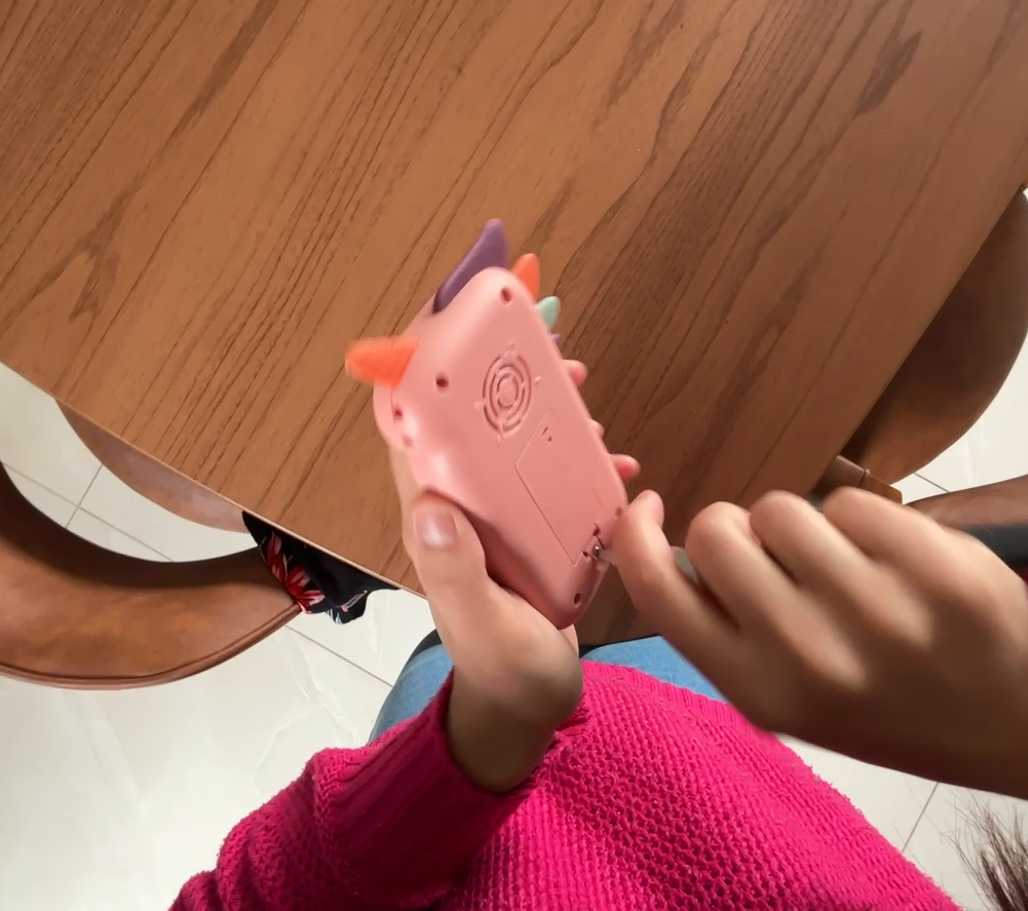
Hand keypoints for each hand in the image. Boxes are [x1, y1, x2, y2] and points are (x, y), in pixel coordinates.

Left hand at [389, 360, 635, 791]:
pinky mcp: (530, 526)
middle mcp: (460, 505)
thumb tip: (429, 505)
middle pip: (470, 418)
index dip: (423, 370)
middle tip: (548, 352)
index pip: (411, 427)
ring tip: (583, 390)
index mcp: (434, 518)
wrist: (530, 704)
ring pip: (512, 439)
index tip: (459, 322)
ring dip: (545, 407)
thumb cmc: (504, 672)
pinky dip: (578, 454)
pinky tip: (616, 463)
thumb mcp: (483, 626)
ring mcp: (496, 514)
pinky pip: (549, 472)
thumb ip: (455, 572)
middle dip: (502, 375)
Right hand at [609, 487, 1027, 818]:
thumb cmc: (871, 698)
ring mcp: (884, 616)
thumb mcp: (776, 688)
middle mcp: (812, 658)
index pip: (658, 589)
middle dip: (738, 530)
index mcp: (756, 689)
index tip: (649, 506)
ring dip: (801, 524)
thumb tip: (659, 536)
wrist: (1012, 726)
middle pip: (716, 529)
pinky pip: (851, 500)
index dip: (636, 532)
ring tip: (844, 565)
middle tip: (780, 560)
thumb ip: (715, 623)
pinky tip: (895, 561)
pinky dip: (862, 519)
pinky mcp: (946, 575)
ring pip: (782, 507)